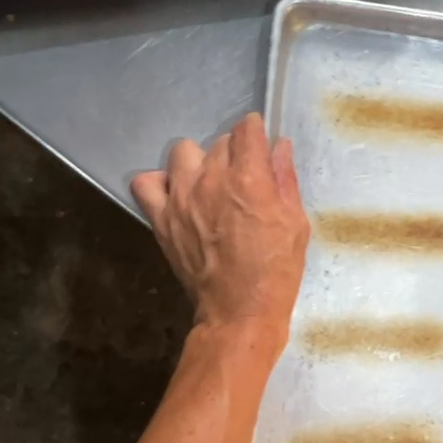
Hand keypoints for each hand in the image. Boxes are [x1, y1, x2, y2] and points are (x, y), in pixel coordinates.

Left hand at [131, 114, 310, 342]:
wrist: (239, 313)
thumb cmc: (276, 272)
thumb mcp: (295, 224)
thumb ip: (285, 180)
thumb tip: (279, 147)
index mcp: (249, 179)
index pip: (247, 130)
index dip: (256, 133)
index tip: (259, 144)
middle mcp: (211, 180)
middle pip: (219, 142)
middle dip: (233, 154)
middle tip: (242, 180)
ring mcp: (181, 198)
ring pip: (183, 153)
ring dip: (198, 163)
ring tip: (208, 185)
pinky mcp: (161, 219)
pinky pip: (147, 183)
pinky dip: (160, 184)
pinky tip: (177, 196)